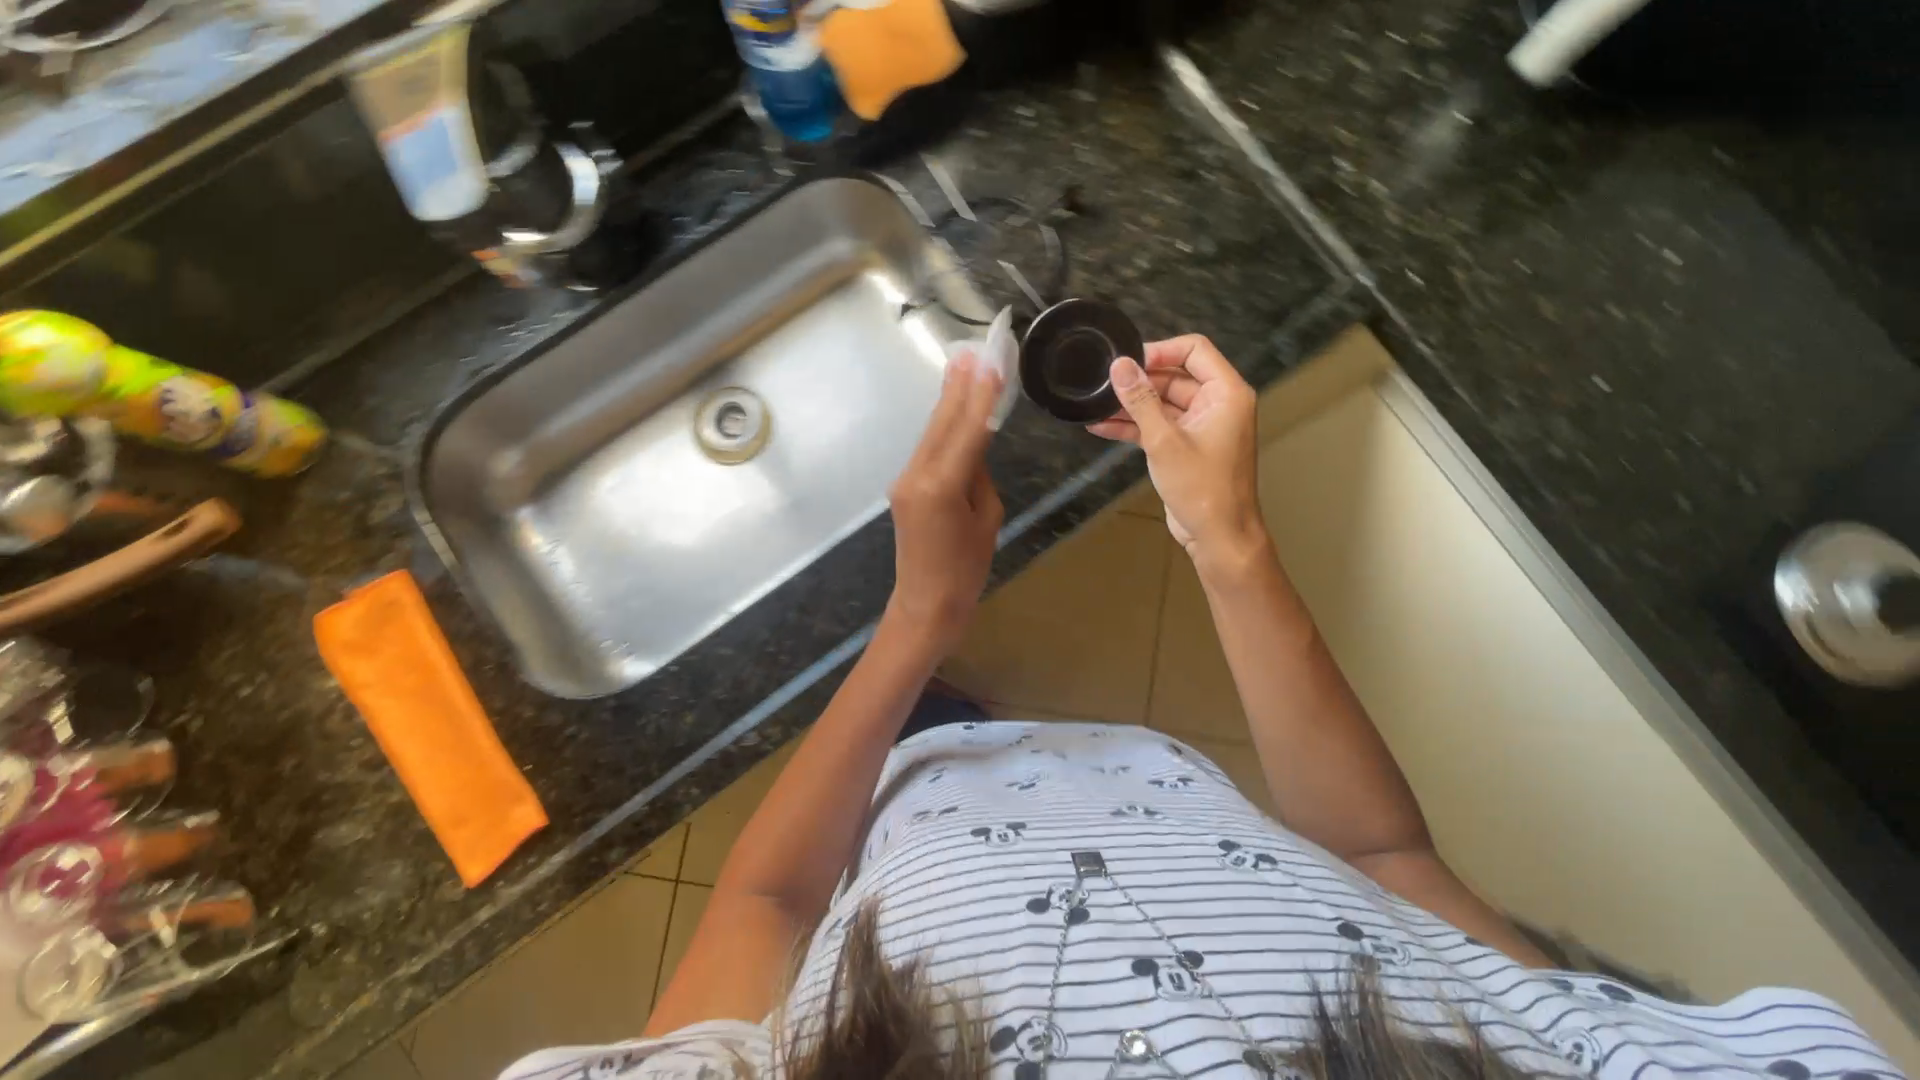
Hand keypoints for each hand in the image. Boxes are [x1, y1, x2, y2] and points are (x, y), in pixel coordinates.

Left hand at [886, 350, 1003, 652]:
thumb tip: (973, 448)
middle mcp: (917, 475)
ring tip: (961, 366)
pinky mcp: (903, 488)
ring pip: (932, 433)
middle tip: (972, 351)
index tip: (991, 362)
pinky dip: (942, 427)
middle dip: (959, 387)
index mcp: (942, 486)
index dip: (980, 395)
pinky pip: (928, 450)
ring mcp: (905, 480)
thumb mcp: (988, 519)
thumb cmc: (966, 570)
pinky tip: (951, 408)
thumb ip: (979, 476)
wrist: (927, 604)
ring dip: (948, 401)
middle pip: (943, 423)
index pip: (967, 430)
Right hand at [1086, 335, 1265, 565]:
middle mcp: (1217, 404)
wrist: (1218, 536)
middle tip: (1103, 384)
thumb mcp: (1165, 441)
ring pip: (1162, 403)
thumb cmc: (1202, 488)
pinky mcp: (1186, 446)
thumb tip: (1120, 366)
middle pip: (1174, 376)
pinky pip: (1158, 426)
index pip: (1195, 350)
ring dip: (1131, 406)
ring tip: (1094, 405)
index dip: (1160, 350)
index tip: (1127, 360)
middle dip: (1139, 381)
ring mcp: (1201, 426)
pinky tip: (1101, 427)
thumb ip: (1140, 401)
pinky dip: (1134, 427)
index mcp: (1226, 393)